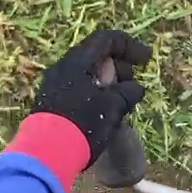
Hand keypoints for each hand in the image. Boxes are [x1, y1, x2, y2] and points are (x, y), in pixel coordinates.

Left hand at [31, 29, 151, 163]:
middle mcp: (63, 66)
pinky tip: (103, 109)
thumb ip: (128, 92)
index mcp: (79, 61)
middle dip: (119, 65)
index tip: (145, 61)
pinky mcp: (50, 100)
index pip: (107, 39)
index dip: (130, 46)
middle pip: (96, 54)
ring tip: (119, 100)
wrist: (47, 152)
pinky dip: (94, 90)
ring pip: (87, 71)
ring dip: (107, 80)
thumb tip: (135, 88)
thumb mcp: (114, 106)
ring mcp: (54, 83)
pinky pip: (77, 85)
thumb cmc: (84, 123)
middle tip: (131, 82)